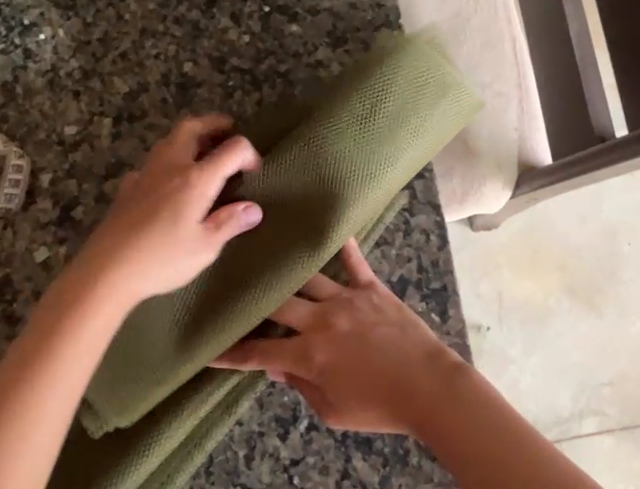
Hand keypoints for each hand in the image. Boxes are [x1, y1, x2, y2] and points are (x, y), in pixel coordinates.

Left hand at [71, 114, 263, 307]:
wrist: (106, 270)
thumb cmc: (161, 260)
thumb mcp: (204, 248)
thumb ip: (230, 223)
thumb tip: (254, 208)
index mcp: (196, 179)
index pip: (232, 148)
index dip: (249, 153)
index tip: (255, 170)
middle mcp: (172, 166)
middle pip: (193, 127)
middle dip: (213, 124)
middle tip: (227, 133)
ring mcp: (146, 173)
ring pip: (170, 139)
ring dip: (190, 137)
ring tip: (203, 152)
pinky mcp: (128, 186)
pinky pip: (153, 161)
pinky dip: (168, 160)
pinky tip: (169, 181)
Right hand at [210, 239, 466, 435]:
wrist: (429, 387)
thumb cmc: (380, 407)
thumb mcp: (334, 412)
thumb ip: (302, 387)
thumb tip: (278, 367)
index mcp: (309, 355)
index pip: (260, 352)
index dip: (232, 352)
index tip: (210, 348)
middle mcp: (322, 320)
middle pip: (277, 303)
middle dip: (252, 298)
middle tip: (235, 286)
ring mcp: (347, 299)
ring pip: (308, 277)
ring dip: (288, 269)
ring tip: (270, 252)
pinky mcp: (372, 288)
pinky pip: (354, 262)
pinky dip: (344, 245)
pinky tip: (335, 227)